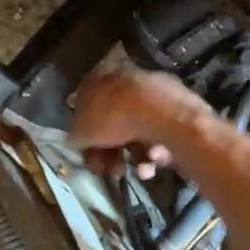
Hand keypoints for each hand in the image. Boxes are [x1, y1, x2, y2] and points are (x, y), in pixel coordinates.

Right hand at [69, 68, 213, 177]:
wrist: (159, 111)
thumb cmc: (113, 116)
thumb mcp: (81, 131)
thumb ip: (76, 137)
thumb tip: (76, 140)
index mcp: (97, 79)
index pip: (85, 109)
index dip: (86, 137)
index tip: (89, 157)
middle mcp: (123, 81)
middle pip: (112, 123)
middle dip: (111, 152)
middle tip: (111, 170)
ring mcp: (150, 92)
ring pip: (136, 131)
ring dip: (134, 156)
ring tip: (139, 170)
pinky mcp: (174, 107)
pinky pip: (158, 132)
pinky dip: (154, 151)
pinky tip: (153, 162)